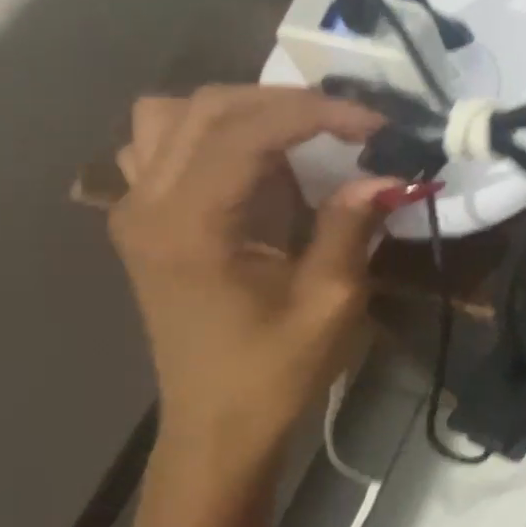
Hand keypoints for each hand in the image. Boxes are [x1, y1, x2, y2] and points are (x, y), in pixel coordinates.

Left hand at [110, 86, 391, 468]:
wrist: (219, 424)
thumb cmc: (276, 371)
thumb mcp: (330, 302)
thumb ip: (348, 227)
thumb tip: (387, 175)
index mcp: (190, 225)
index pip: (245, 131)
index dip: (318, 112)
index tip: (379, 125)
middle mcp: (148, 204)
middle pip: (206, 108)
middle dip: (288, 102)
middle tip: (353, 124)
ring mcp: (137, 210)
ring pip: (172, 116)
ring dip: (242, 110)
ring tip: (301, 132)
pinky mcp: (146, 222)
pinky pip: (160, 146)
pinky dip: (209, 133)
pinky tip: (254, 160)